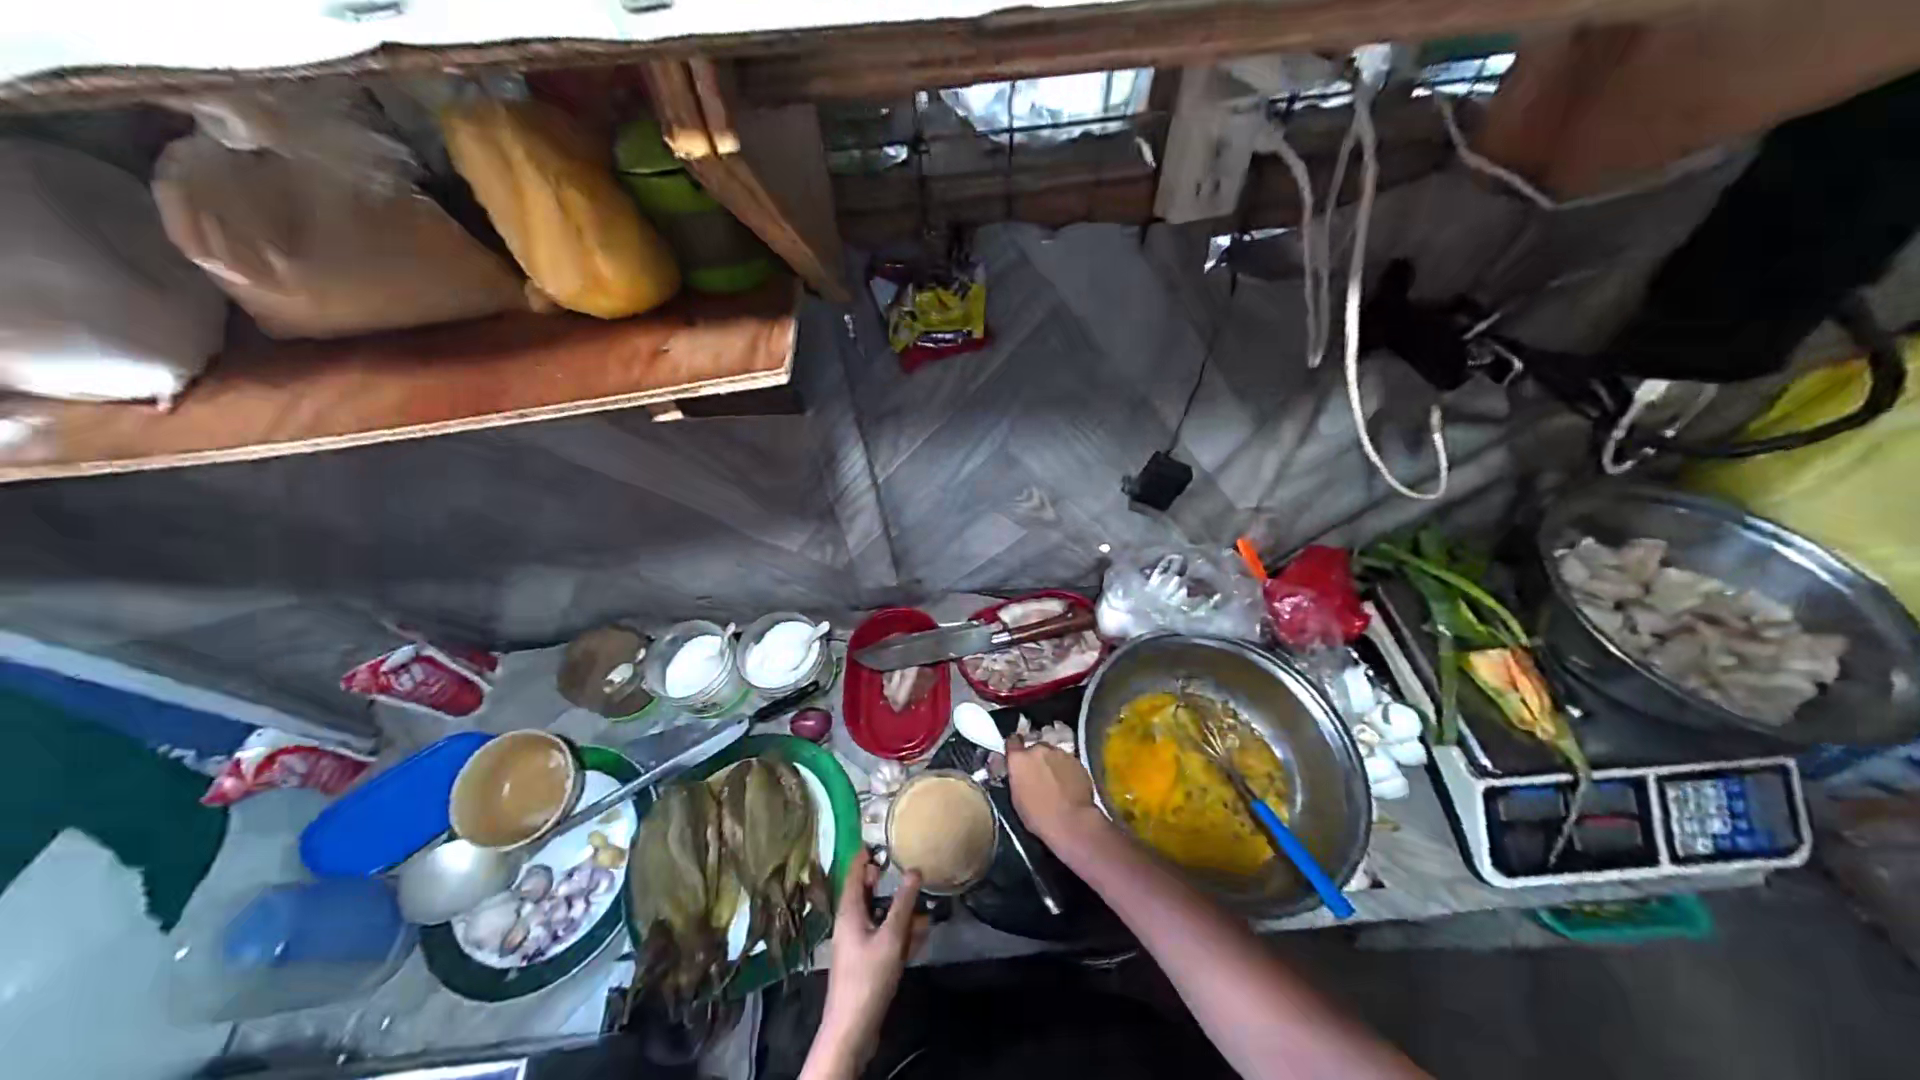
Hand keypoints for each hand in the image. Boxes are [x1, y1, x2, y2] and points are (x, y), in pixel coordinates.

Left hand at [815, 849, 925, 1068]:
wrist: (853, 1028)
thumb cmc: (868, 977)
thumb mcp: (890, 936)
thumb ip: (903, 903)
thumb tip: (914, 870)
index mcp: (849, 911)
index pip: (854, 872)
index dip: (865, 854)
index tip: (880, 837)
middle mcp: (851, 922)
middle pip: (868, 893)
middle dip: (888, 882)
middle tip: (906, 868)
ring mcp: (858, 943)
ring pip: (880, 916)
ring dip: (900, 910)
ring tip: (923, 903)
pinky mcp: (867, 962)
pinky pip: (885, 937)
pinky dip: (901, 932)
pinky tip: (920, 934)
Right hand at [1005, 735, 1100, 845]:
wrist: (1071, 821)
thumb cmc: (1038, 815)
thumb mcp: (1016, 798)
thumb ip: (1015, 776)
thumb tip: (1015, 768)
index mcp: (1019, 759)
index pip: (1012, 742)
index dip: (1014, 748)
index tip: (1016, 756)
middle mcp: (1039, 750)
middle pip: (1035, 749)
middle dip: (1036, 759)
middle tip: (1038, 776)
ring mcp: (1060, 753)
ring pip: (1053, 754)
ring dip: (1052, 764)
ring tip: (1055, 782)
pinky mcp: (1077, 761)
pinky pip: (1067, 762)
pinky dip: (1066, 769)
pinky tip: (1068, 785)